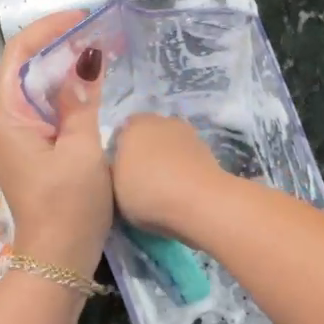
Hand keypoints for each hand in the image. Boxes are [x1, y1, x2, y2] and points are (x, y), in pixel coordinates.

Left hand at [0, 11, 113, 278]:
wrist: (58, 261)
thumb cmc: (70, 207)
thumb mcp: (82, 151)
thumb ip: (81, 102)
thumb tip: (87, 58)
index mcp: (10, 118)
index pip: (19, 55)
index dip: (48, 31)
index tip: (82, 20)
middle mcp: (6, 125)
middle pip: (27, 72)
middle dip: (60, 50)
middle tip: (99, 39)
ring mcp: (17, 144)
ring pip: (38, 95)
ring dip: (65, 75)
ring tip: (100, 61)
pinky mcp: (32, 159)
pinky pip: (46, 118)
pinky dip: (66, 101)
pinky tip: (90, 100)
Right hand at [111, 114, 232, 243]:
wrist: (200, 203)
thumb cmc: (148, 193)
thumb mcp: (114, 189)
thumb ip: (114, 173)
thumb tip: (120, 168)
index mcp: (133, 125)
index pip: (120, 135)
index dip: (120, 155)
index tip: (120, 177)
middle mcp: (162, 121)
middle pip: (148, 137)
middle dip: (145, 154)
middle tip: (142, 183)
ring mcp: (188, 134)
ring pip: (170, 147)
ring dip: (167, 161)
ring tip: (166, 189)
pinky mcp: (208, 151)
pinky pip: (188, 159)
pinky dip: (184, 170)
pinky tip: (183, 190)